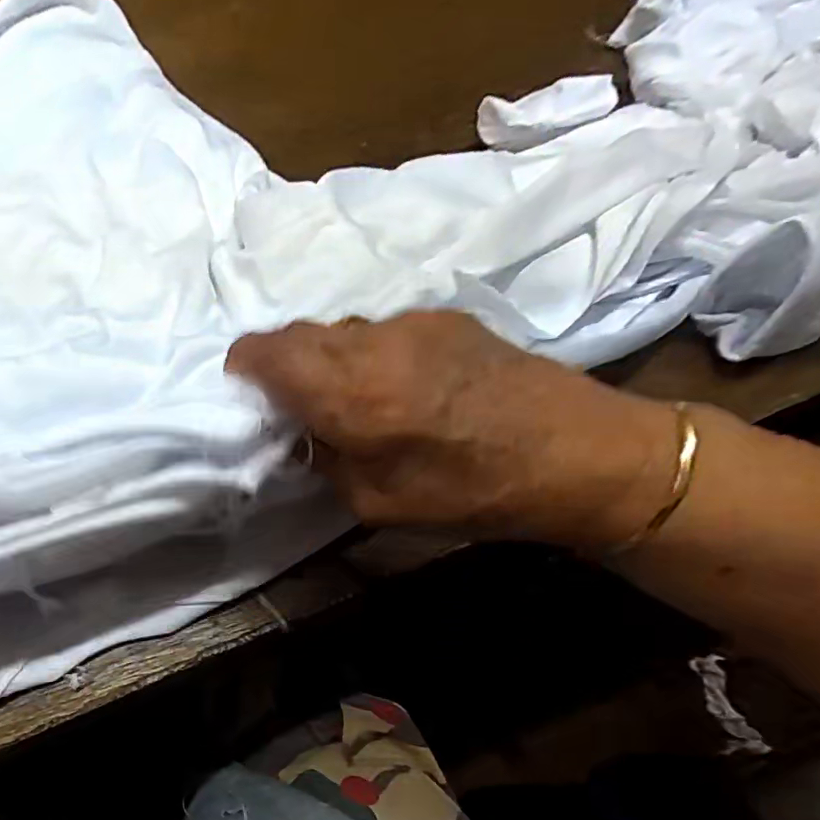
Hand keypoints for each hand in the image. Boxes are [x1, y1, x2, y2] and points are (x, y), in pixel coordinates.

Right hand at [227, 312, 680, 548]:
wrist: (575, 452)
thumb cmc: (471, 494)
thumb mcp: (376, 503)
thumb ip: (325, 459)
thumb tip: (303, 431)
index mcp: (350, 391)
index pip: (267, 352)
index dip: (244, 367)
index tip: (244, 392)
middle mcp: (372, 343)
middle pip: (299, 333)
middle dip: (282, 363)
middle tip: (290, 402)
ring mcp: (412, 322)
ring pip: (342, 329)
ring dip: (327, 358)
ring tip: (348, 398)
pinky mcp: (447, 316)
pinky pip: (382, 330)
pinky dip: (368, 353)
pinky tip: (397, 386)